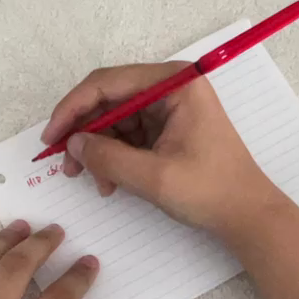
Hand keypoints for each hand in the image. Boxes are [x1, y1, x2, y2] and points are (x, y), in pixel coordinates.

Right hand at [42, 62, 289, 237]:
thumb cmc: (210, 191)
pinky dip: (114, 157)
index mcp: (174, 84)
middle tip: (66, 166)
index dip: (72, 109)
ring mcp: (169, 109)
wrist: (247, 215)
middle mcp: (170, 88)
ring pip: (115, 120)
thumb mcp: (153, 177)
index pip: (107, 83)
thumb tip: (72, 145)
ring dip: (98, 150)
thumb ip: (108, 158)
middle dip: (84, 133)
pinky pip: (128, 136)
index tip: (51, 138)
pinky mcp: (168, 129)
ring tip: (94, 182)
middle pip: (109, 100)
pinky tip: (109, 182)